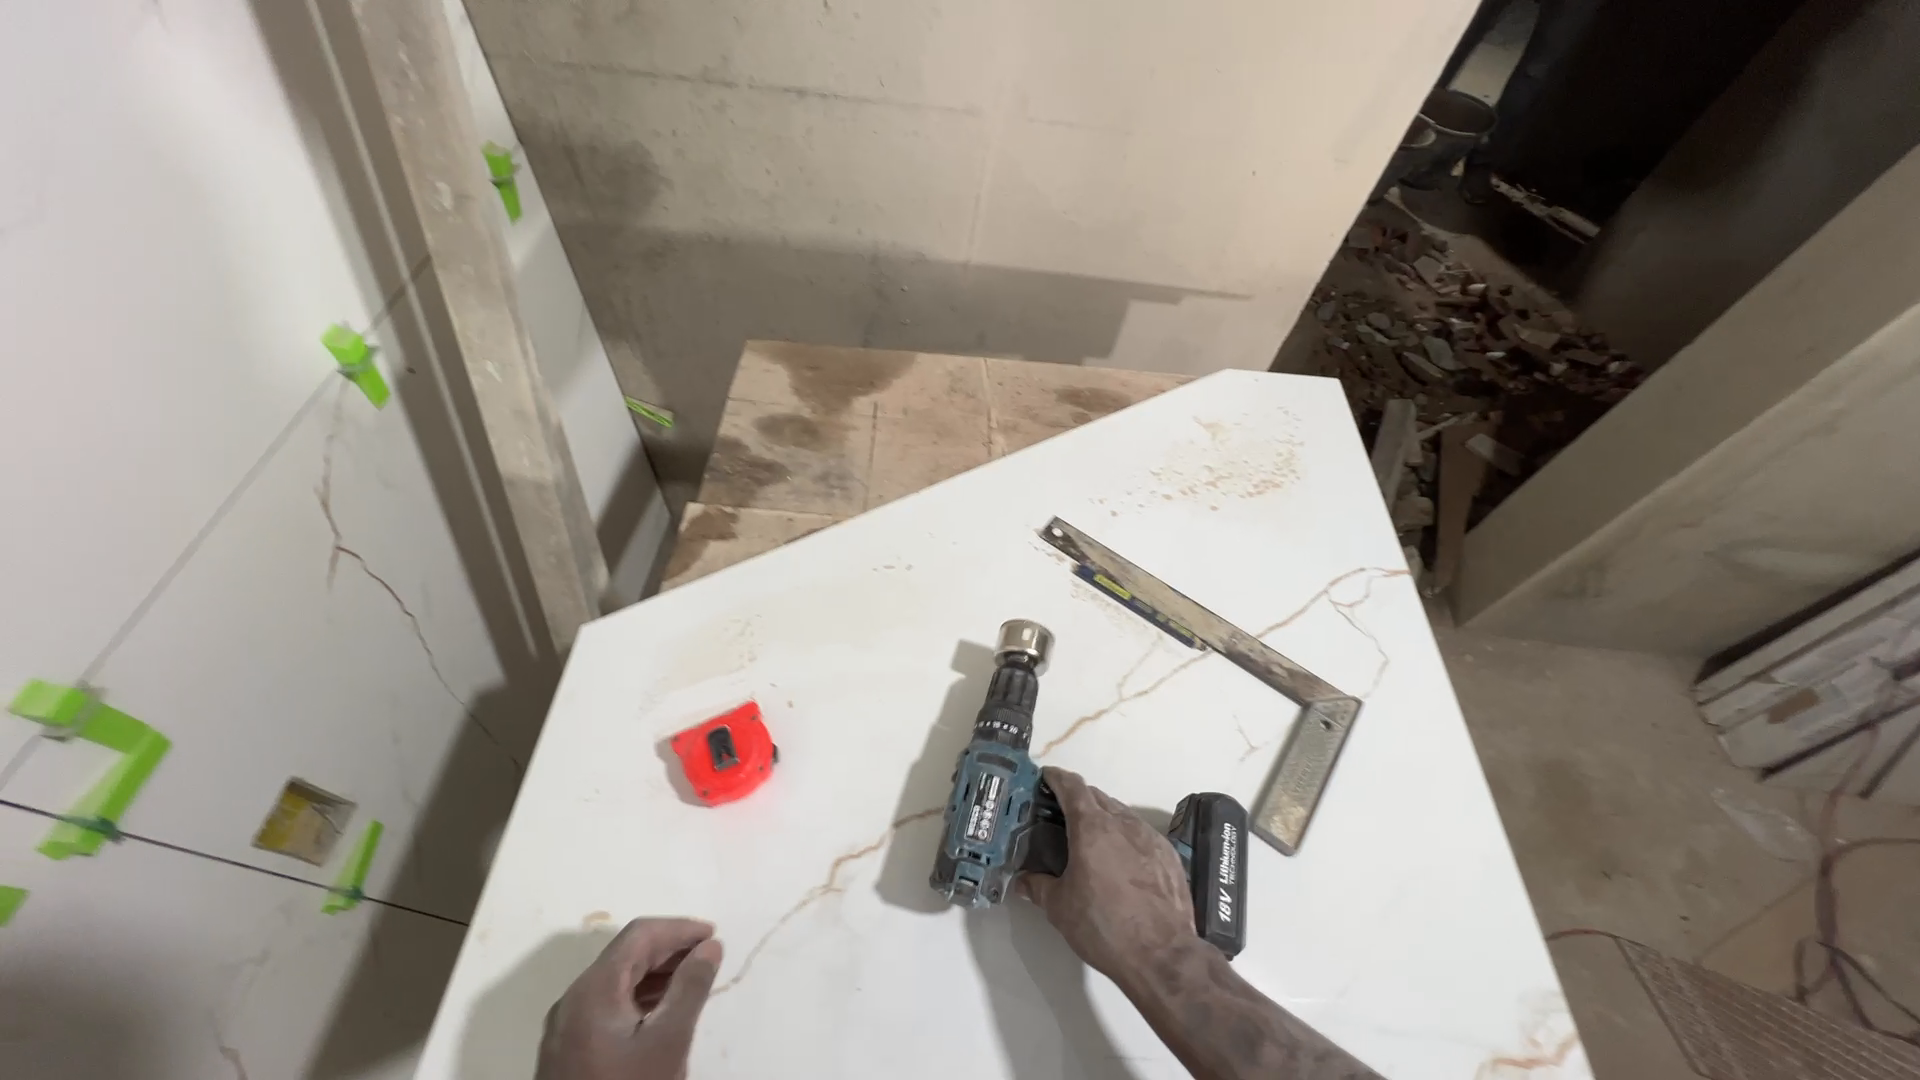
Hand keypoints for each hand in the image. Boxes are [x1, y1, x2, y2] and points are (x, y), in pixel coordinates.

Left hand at [536, 917, 723, 1079]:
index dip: (679, 928)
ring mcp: (567, 1026)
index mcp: (593, 989)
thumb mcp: (668, 1041)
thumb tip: (709, 946)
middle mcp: (574, 999)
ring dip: (657, 972)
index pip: (639, 935)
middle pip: (626, 954)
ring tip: (694, 979)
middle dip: (670, 948)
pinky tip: (664, 1009)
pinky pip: (609, 1004)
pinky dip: (640, 996)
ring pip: (617, 979)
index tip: (713, 936)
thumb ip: (691, 987)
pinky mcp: (569, 1049)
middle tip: (709, 956)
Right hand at [1017, 767, 1195, 990]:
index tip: (1046, 778)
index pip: (1072, 786)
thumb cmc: (1103, 926)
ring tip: (1090, 837)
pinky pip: (1141, 834)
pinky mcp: (1168, 855)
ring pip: (1121, 814)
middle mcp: (1122, 823)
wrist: (1162, 955)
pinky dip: (1125, 836)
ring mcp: (1150, 837)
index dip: (1056, 778)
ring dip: (1103, 817)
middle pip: (1097, 797)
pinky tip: (1120, 860)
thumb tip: (1021, 881)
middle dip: (1078, 799)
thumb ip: (1038, 887)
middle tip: (1061, 814)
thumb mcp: (1060, 908)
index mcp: (1092, 827)